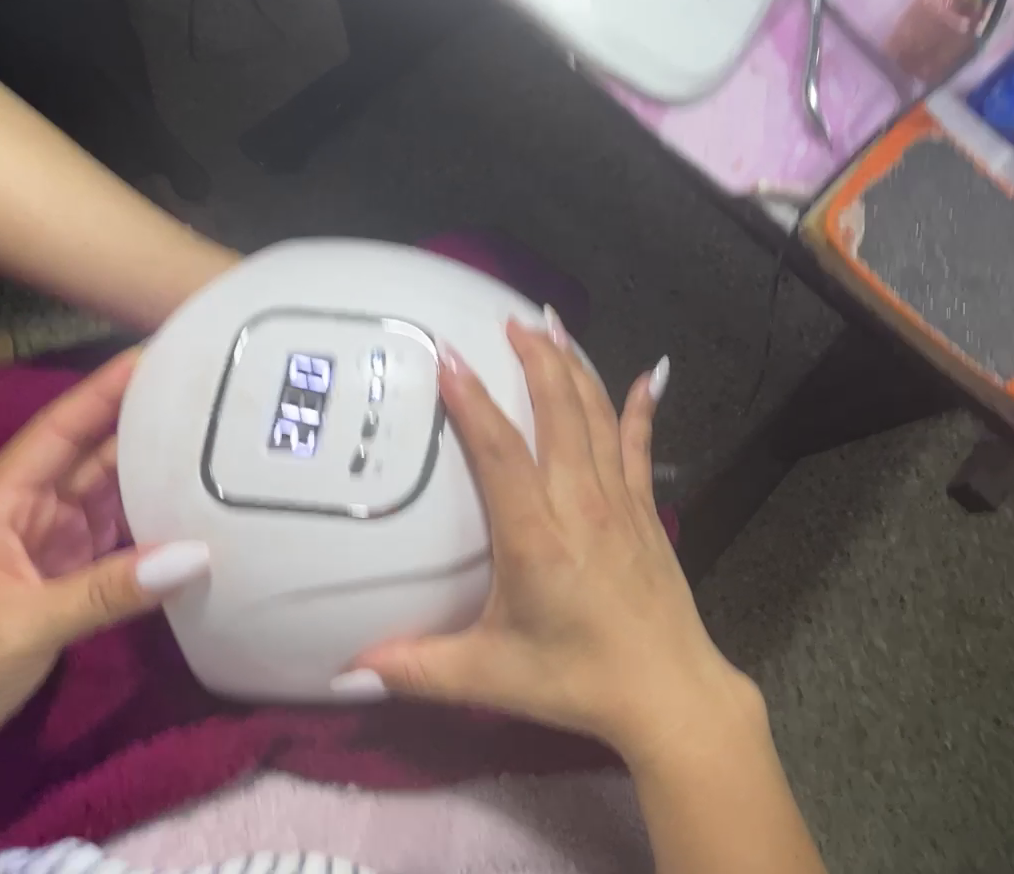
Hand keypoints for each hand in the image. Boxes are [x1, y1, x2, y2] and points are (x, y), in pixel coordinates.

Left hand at [0, 352, 210, 770]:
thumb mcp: (24, 628)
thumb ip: (108, 591)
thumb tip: (197, 555)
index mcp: (1, 502)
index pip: (59, 431)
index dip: (104, 390)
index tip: (153, 354)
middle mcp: (31, 508)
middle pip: (95, 451)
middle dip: (144, 420)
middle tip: (207, 393)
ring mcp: (55, 538)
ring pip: (114, 488)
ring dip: (159, 467)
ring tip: (217, 438)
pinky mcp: (74, 567)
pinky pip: (124, 528)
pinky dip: (159, 515)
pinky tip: (198, 502)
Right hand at [347, 313, 757, 761]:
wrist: (670, 693)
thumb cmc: (577, 681)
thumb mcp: (490, 677)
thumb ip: (417, 669)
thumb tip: (343, 672)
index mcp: (536, 536)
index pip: (499, 450)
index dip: (472, 400)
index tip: (448, 354)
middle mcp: (580, 503)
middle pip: (558, 412)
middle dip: (535, 359)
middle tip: (511, 321)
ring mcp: (621, 501)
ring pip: (597, 417)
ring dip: (575, 367)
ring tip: (555, 326)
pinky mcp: (647, 511)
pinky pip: (641, 447)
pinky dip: (641, 408)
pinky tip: (649, 374)